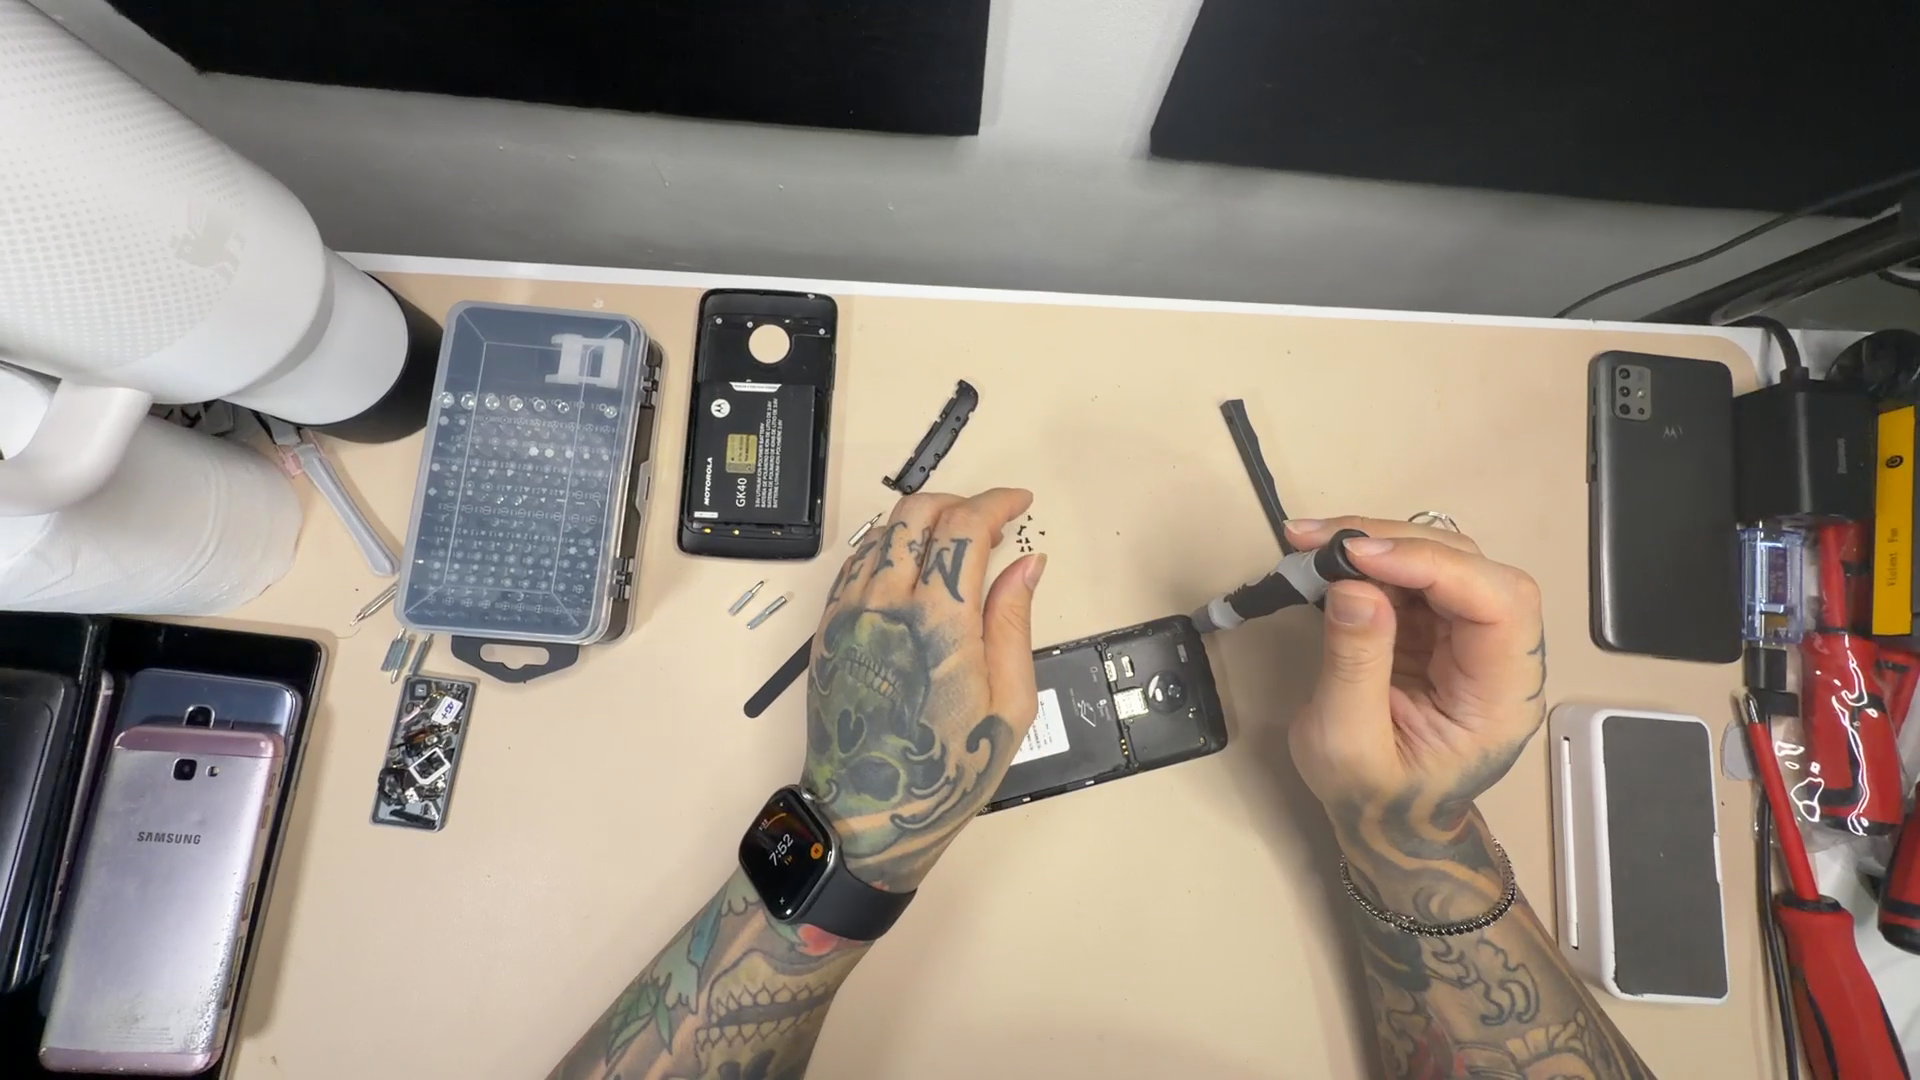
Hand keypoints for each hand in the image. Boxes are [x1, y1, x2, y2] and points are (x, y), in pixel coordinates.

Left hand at [804, 489, 1046, 893]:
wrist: (867, 810)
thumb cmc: (947, 767)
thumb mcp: (1009, 702)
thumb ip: (1014, 620)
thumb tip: (1028, 563)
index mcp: (938, 622)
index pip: (965, 526)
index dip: (997, 502)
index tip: (1019, 503)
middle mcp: (885, 604)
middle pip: (917, 512)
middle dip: (960, 503)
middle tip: (989, 526)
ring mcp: (849, 612)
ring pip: (884, 530)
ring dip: (925, 523)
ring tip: (956, 551)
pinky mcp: (829, 626)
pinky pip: (858, 561)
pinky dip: (892, 547)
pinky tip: (916, 572)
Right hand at [1282, 517, 1544, 891]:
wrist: (1381, 817)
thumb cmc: (1372, 795)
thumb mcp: (1347, 742)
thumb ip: (1354, 665)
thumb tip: (1354, 586)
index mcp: (1501, 696)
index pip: (1498, 603)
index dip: (1433, 566)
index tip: (1356, 557)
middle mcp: (1497, 656)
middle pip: (1470, 568)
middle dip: (1394, 542)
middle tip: (1317, 539)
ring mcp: (1463, 639)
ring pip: (1437, 560)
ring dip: (1372, 541)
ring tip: (1308, 541)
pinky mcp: (1429, 630)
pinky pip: (1404, 576)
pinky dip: (1361, 559)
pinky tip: (1320, 556)